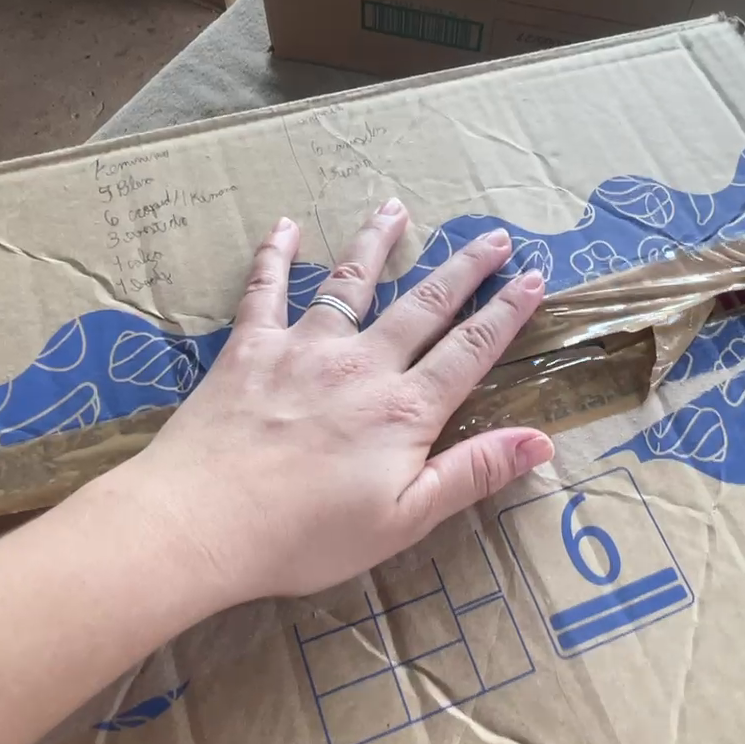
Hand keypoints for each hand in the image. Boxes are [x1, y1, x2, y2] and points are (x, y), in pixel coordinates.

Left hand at [102, 198, 553, 606]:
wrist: (202, 523)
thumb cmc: (306, 535)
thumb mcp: (404, 519)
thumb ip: (472, 473)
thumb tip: (542, 441)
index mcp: (404, 409)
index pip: (470, 349)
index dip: (507, 312)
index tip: (535, 278)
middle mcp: (362, 363)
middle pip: (425, 304)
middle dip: (464, 267)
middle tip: (494, 235)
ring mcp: (304, 347)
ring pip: (351, 281)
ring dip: (378, 242)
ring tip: (397, 208)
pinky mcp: (251, 347)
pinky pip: (265, 289)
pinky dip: (275, 256)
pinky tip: (285, 226)